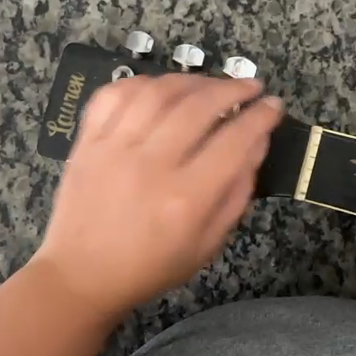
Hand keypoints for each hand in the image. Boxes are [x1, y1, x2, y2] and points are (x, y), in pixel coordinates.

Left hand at [31, 74, 282, 318]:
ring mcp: (114, 148)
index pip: (234, 141)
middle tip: (251, 87)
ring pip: (159, 91)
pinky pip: (116, 93)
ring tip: (210, 84)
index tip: (274, 106)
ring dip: (192, 80)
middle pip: (198, 106)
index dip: (260, 117)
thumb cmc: (151, 266)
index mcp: (186, 199)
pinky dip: (144, 83)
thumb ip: (237, 193)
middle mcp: (151, 165)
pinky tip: (163, 89)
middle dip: (232, 89)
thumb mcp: (208, 244)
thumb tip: (257, 144)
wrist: (81, 275)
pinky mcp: (89, 140)